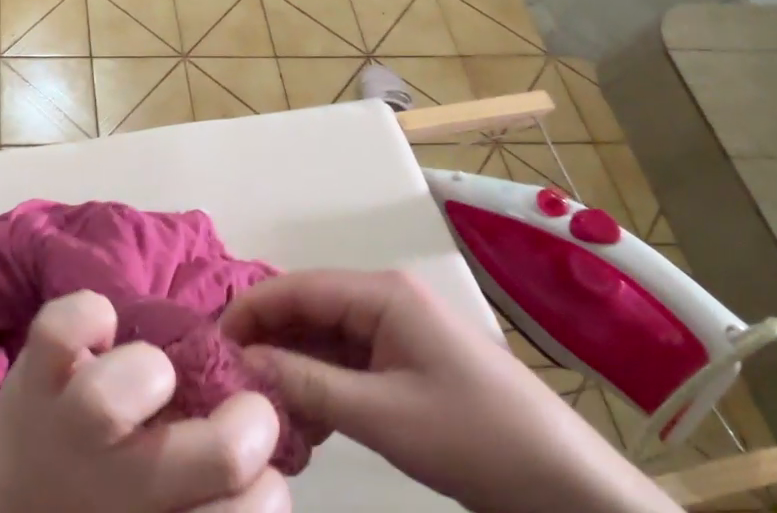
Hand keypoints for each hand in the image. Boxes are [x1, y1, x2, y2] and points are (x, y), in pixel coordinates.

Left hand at [0, 290, 289, 512]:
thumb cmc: (99, 501)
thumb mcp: (156, 506)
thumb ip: (205, 485)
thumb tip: (264, 445)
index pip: (255, 507)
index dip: (267, 481)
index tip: (253, 468)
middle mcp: (124, 486)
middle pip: (215, 453)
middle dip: (246, 422)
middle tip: (239, 411)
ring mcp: (70, 428)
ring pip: (110, 394)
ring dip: (148, 370)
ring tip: (149, 373)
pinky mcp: (31, 380)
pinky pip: (58, 329)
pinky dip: (86, 313)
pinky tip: (100, 329)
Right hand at [220, 270, 678, 512]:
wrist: (568, 489)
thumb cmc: (474, 437)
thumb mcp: (381, 414)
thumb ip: (305, 383)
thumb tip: (240, 361)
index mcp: (383, 294)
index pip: (295, 287)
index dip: (248, 311)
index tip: (208, 345)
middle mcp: (386, 301)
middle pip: (307, 309)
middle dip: (265, 341)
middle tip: (225, 379)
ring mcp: (399, 333)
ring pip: (324, 339)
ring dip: (291, 368)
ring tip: (256, 403)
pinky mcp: (408, 365)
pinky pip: (347, 364)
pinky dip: (320, 385)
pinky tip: (301, 419)